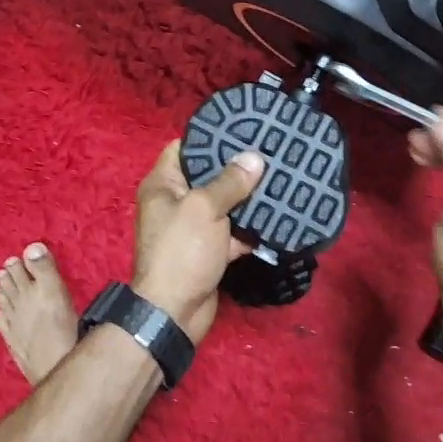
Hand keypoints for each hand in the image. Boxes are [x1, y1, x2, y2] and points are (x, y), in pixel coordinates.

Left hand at [130, 142, 264, 343]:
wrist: (174, 312)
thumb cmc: (182, 251)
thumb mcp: (205, 208)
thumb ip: (230, 182)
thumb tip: (254, 157)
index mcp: (163, 185)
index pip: (183, 148)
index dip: (208, 137)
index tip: (239, 128)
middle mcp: (174, 203)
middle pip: (207, 176)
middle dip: (236, 168)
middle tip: (268, 152)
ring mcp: (191, 229)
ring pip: (223, 205)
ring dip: (248, 198)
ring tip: (279, 177)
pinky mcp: (208, 251)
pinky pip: (232, 233)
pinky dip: (250, 229)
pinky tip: (278, 217)